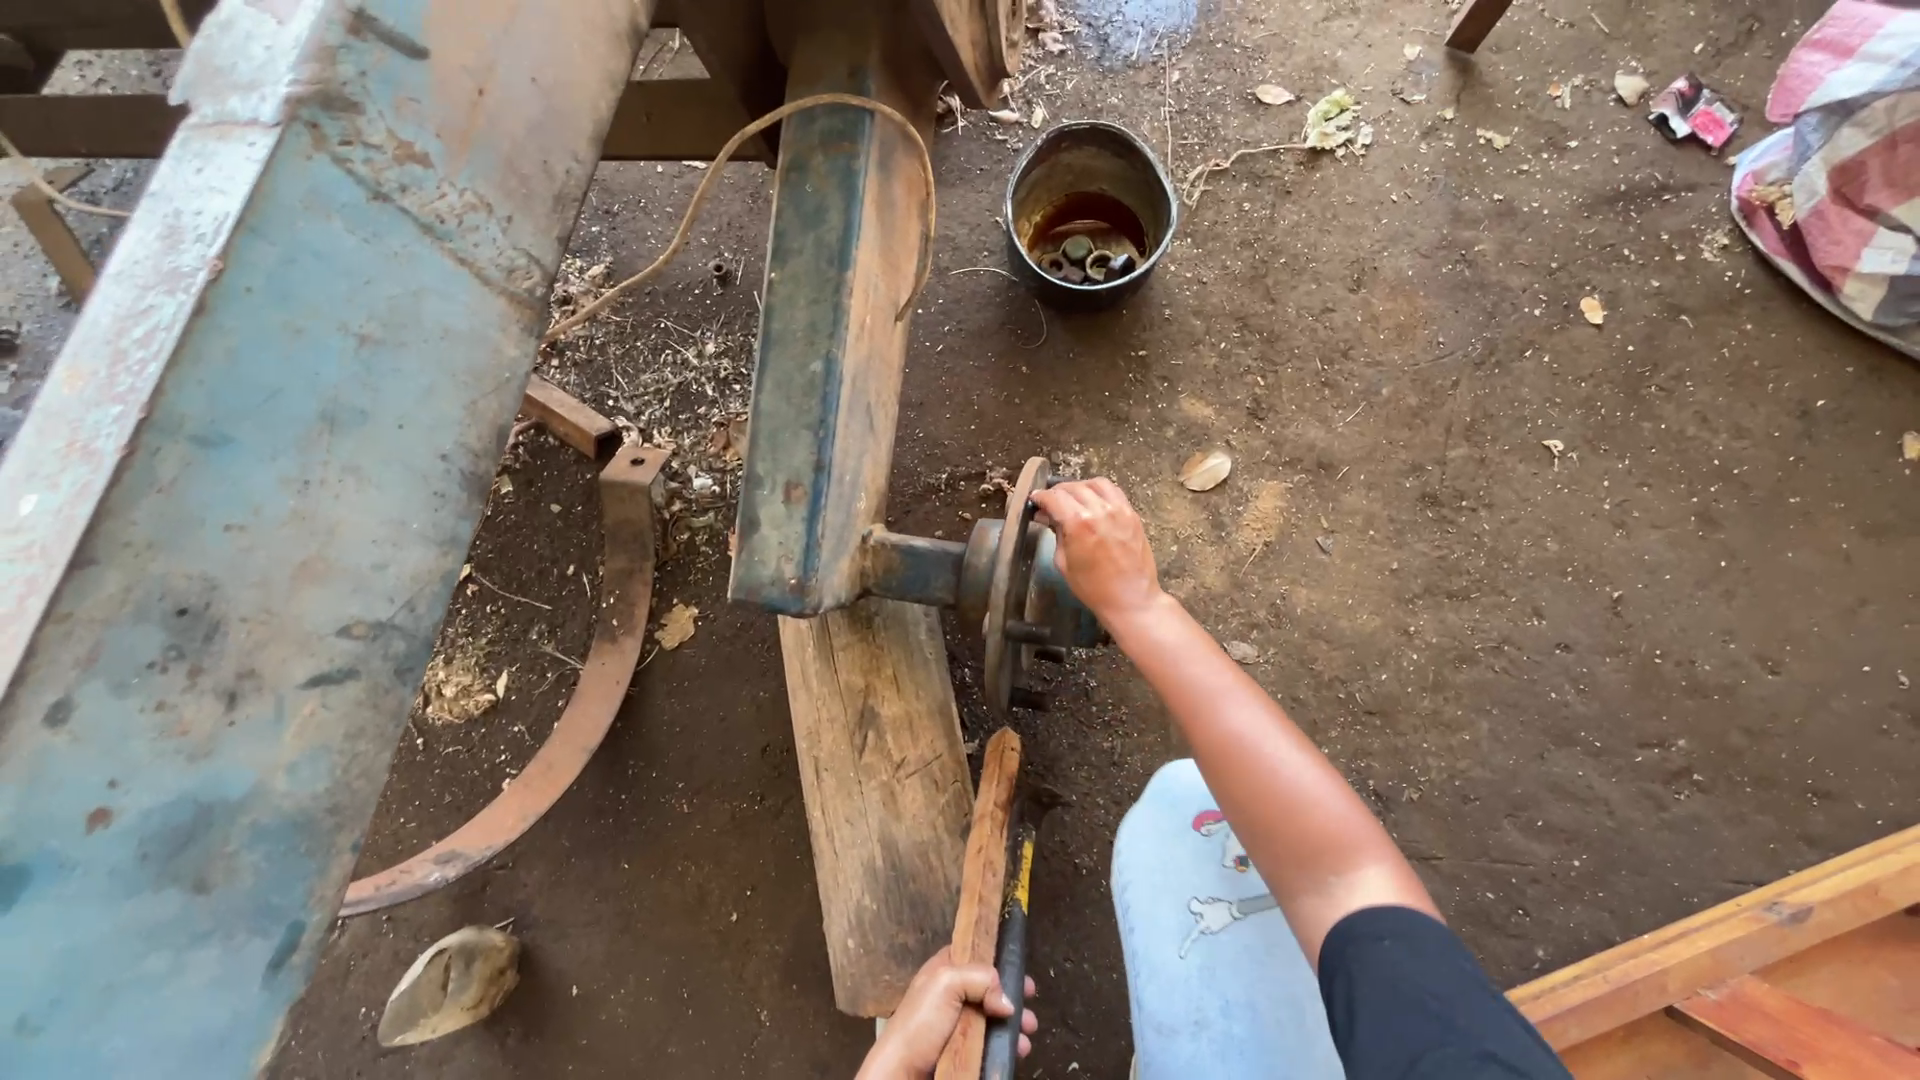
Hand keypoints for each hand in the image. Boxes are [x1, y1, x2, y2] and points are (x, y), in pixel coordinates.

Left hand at [856, 948, 1038, 1078]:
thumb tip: (1006, 1001)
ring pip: (994, 1017)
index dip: (998, 960)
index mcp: (945, 969)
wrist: (902, 1074)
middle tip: (1029, 1004)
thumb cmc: (920, 1024)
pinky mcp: (963, 1050)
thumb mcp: (945, 984)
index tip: (1019, 971)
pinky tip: (1019, 1050)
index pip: (975, 955)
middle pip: (990, 987)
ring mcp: (958, 1023)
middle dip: (1013, 995)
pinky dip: (1007, 1044)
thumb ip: (979, 978)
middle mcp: (953, 993)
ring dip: (1015, 1023)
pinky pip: (991, 1042)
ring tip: (1028, 1033)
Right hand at [1030, 477, 1166, 629]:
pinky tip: (1093, 501)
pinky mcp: (1132, 514)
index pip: (1054, 498)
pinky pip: (1114, 491)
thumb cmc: (1093, 588)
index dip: (1041, 497)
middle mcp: (1100, 511)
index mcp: (1079, 523)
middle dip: (1057, 492)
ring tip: (1072, 498)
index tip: (1035, 500)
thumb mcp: (1064, 562)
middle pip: (1072, 487)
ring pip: (1095, 483)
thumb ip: (1056, 533)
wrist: (1130, 598)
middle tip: (1050, 503)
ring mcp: (1119, 510)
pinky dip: (1099, 491)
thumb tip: (1047, 516)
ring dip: (1079, 487)